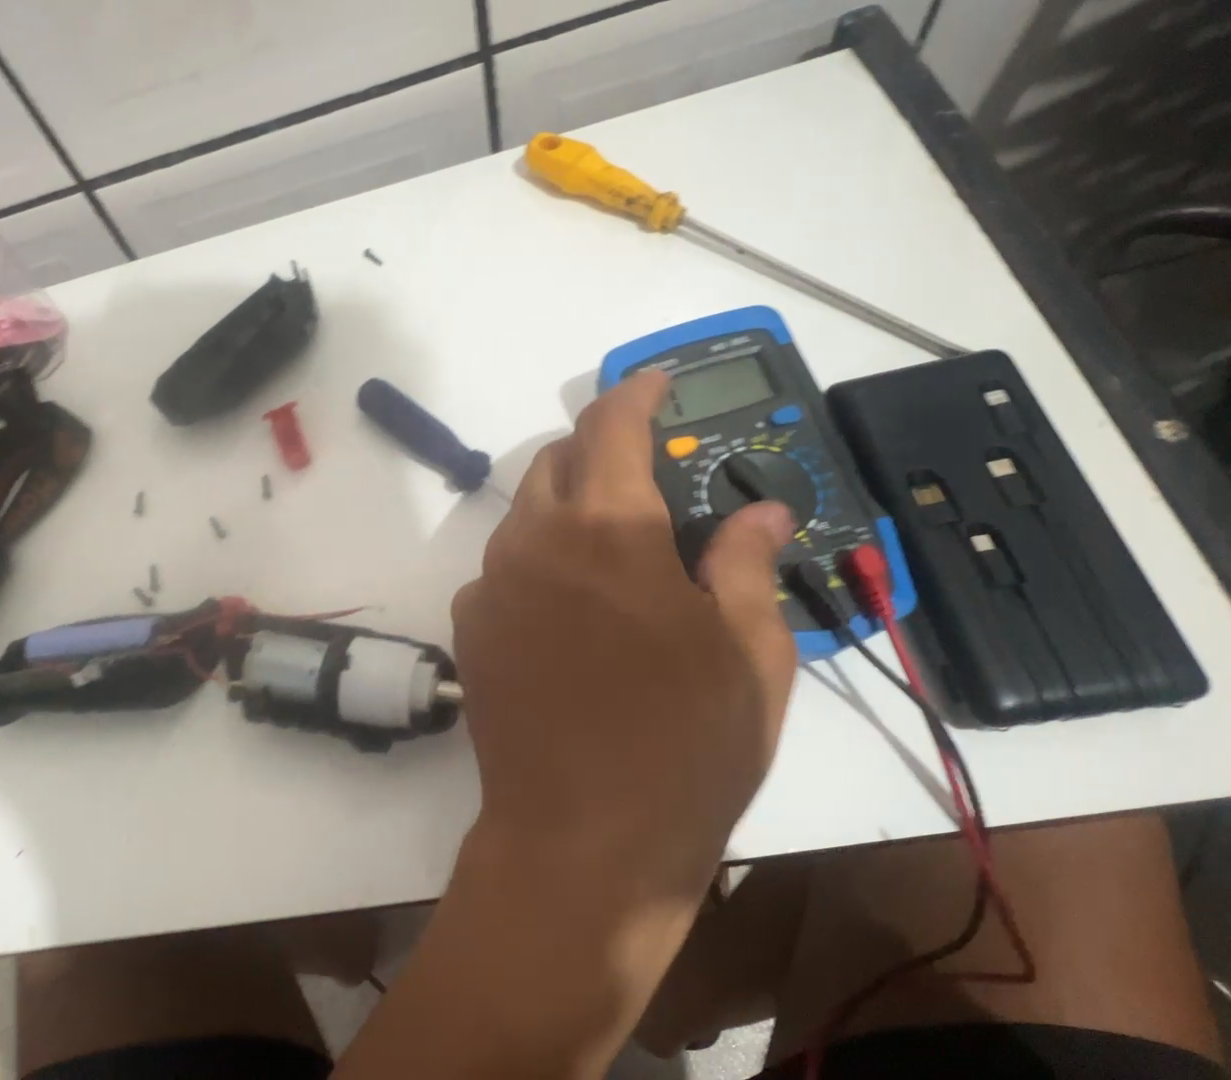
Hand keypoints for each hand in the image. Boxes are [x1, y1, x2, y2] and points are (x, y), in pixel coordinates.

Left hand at [336, 372, 797, 1079]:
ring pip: (524, 515)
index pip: (612, 427)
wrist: (581, 840)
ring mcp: (491, 587)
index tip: (655, 381)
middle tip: (644, 473)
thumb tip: (759, 510)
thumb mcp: (749, 654)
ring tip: (614, 545)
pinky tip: (571, 606)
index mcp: (609, 532)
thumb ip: (747, 564)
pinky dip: (538, 560)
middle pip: (555, 462)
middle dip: (596, 449)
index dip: (635, 393)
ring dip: (565, 506)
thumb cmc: (684, 748)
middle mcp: (534, 544)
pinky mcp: (470, 631)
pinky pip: (502, 569)